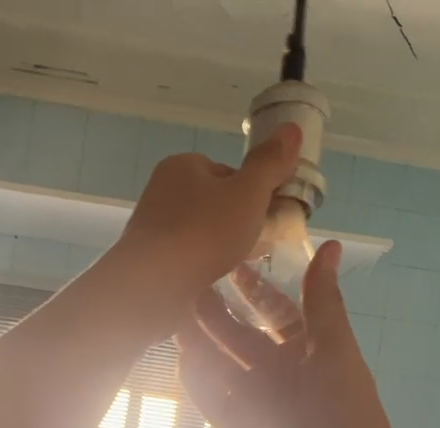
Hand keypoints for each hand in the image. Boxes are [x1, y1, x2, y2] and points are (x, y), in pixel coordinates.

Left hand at [109, 124, 304, 302]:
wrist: (151, 288)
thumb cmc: (203, 232)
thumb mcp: (248, 193)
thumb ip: (270, 164)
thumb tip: (291, 129)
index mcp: (181, 166)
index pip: (227, 173)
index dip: (253, 193)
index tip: (269, 215)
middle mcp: (161, 193)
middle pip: (214, 205)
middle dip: (238, 224)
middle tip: (258, 245)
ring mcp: (151, 231)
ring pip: (200, 235)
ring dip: (221, 249)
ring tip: (239, 266)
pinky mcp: (148, 264)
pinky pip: (185, 261)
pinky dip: (202, 269)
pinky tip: (214, 282)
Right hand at [177, 241, 403, 427]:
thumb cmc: (344, 412)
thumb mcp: (335, 348)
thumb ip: (322, 301)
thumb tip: (331, 246)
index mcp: (308, 348)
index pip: (277, 310)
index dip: (255, 288)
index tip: (230, 264)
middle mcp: (277, 371)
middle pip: (241, 335)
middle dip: (217, 313)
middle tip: (189, 289)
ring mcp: (253, 399)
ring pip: (220, 364)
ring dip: (200, 342)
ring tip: (173, 317)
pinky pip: (210, 398)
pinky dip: (196, 380)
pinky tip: (180, 357)